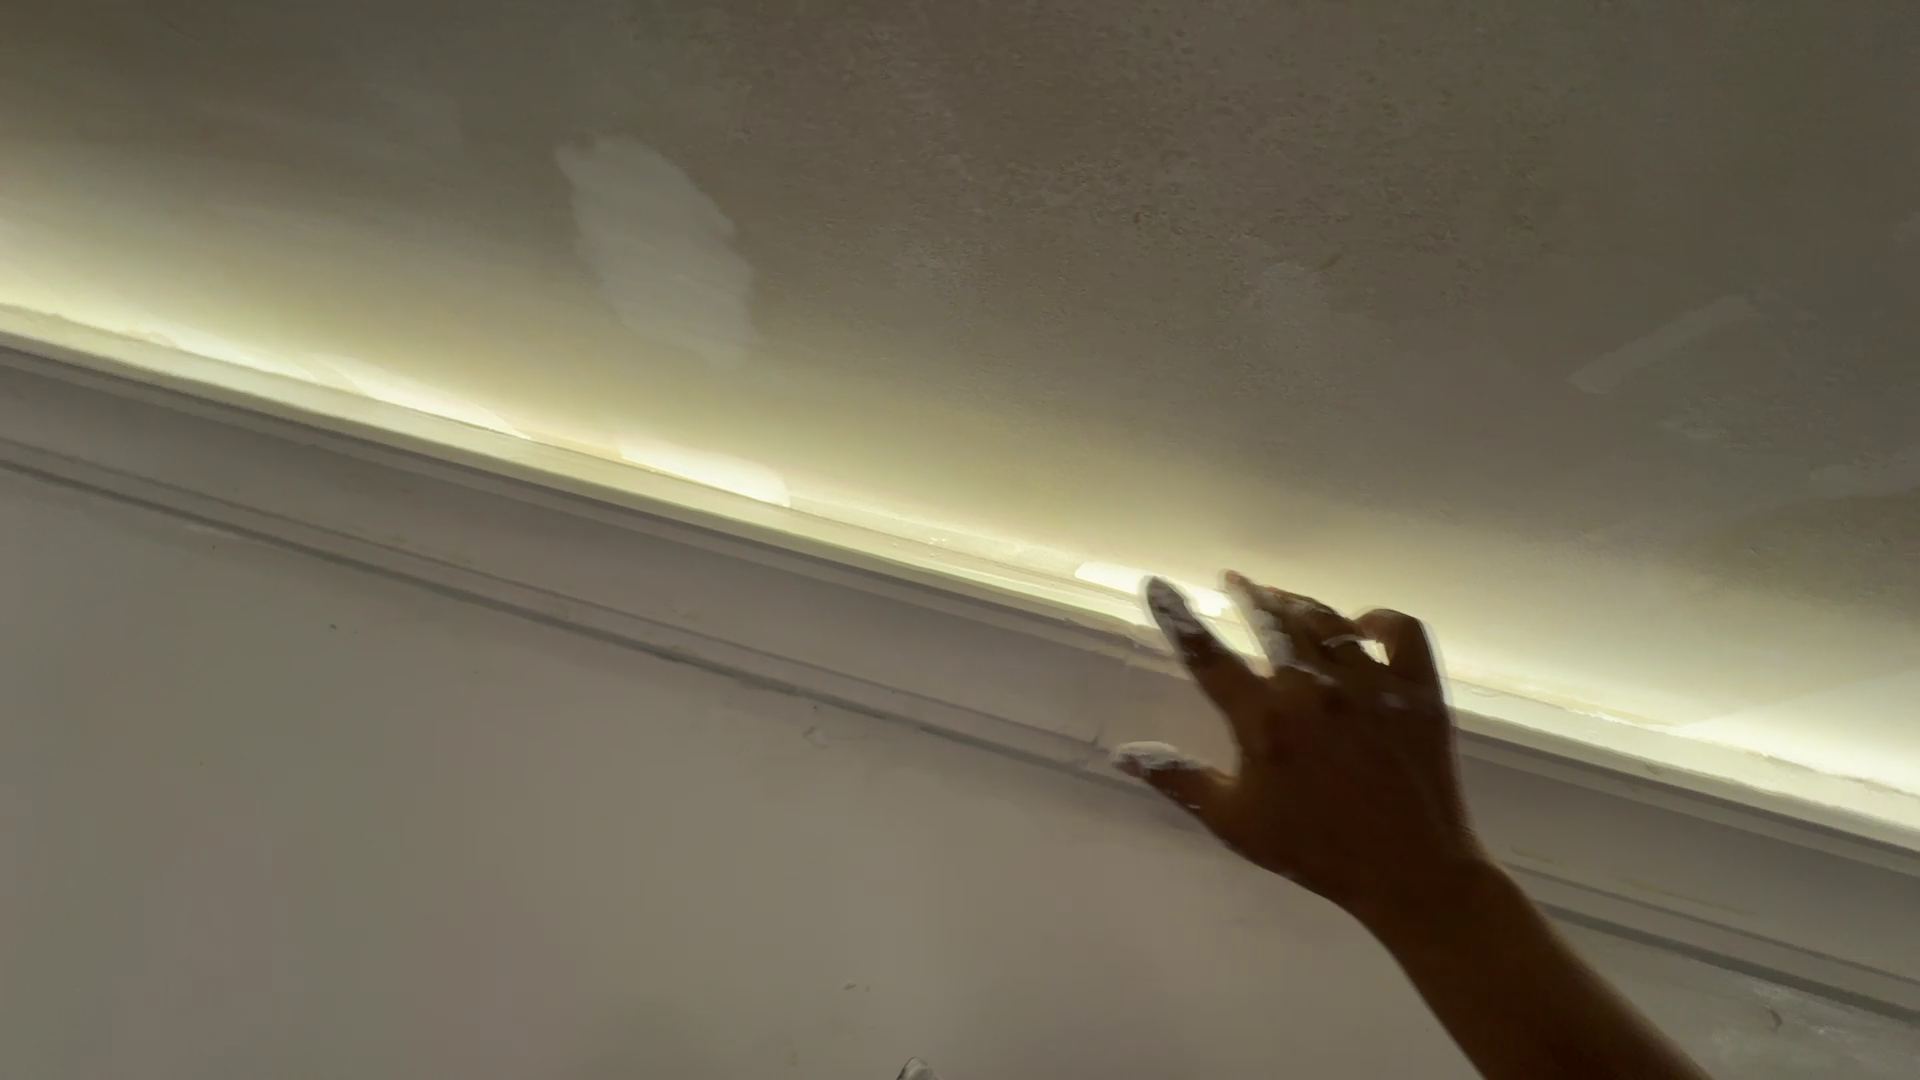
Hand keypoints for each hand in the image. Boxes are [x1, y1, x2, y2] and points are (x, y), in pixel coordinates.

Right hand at [1114, 573, 1488, 926]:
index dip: (1177, 616)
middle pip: (1270, 619)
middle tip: (1233, 580)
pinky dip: (1379, 619)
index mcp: (1264, 719)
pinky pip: (1402, 632)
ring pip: (1325, 620)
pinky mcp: (1418, 692)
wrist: (1410, 876)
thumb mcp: (1232, 820)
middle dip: (1246, 593)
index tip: (1158, 584)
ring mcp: (1370, 686)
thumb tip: (1121, 754)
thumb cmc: (1313, 849)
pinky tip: (1360, 624)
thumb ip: (1176, 778)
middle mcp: (1313, 689)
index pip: (1206, 654)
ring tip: (1277, 597)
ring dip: (1294, 602)